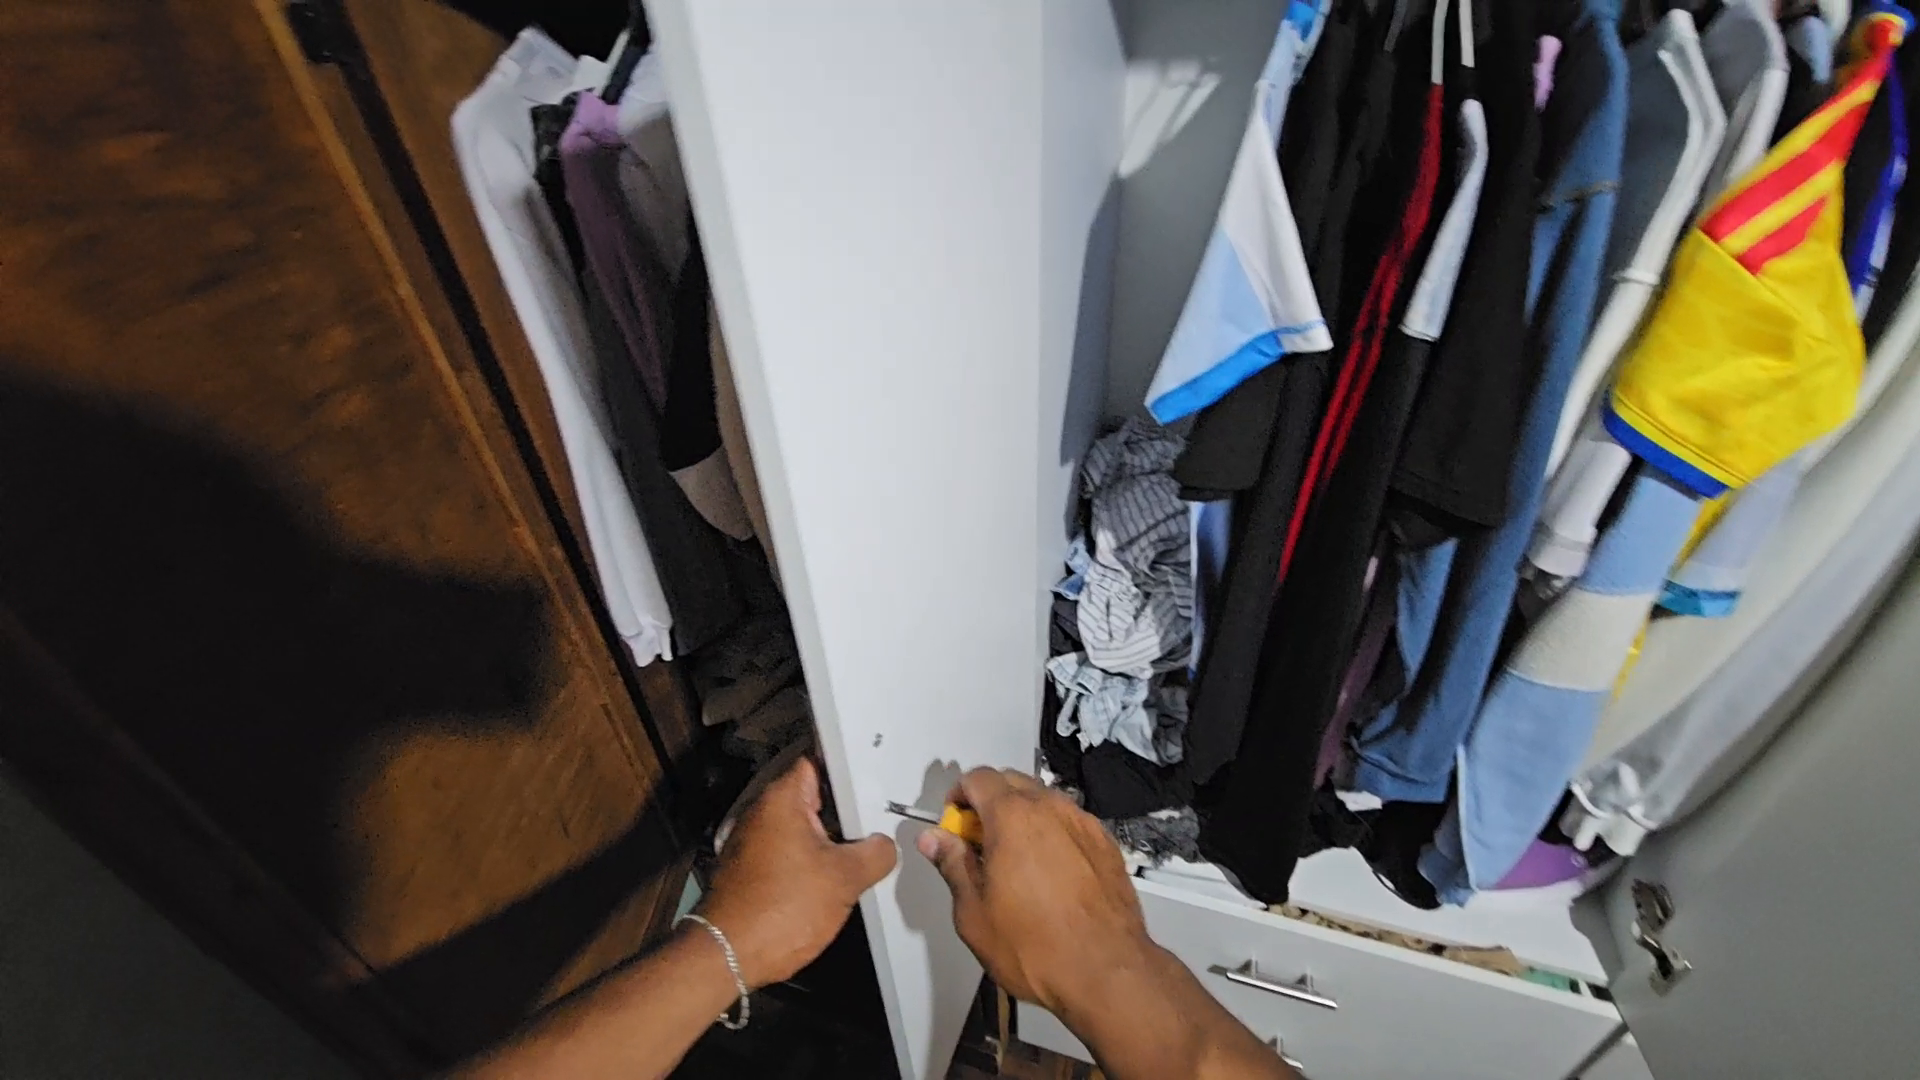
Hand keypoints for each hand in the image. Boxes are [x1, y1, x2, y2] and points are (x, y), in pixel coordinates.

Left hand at [699, 757, 896, 987]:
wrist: (726, 957)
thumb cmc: (781, 908)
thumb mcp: (844, 879)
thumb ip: (875, 854)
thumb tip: (884, 847)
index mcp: (782, 798)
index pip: (818, 760)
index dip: (847, 767)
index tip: (871, 777)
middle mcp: (762, 811)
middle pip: (811, 795)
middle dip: (842, 809)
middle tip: (872, 820)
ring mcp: (752, 840)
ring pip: (800, 825)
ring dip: (826, 838)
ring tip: (855, 852)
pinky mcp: (748, 867)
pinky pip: (787, 849)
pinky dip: (807, 859)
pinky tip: (828, 879)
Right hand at [916, 768, 1156, 1016]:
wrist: (1107, 971)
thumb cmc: (1034, 945)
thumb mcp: (974, 913)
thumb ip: (952, 864)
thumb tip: (932, 838)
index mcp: (1012, 815)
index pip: (977, 777)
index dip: (959, 796)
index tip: (955, 827)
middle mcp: (1049, 806)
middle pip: (1011, 781)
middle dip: (990, 802)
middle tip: (980, 844)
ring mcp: (1082, 820)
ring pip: (1043, 799)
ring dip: (1023, 816)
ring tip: (1017, 861)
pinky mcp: (1105, 840)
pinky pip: (1070, 821)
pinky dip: (1053, 832)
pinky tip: (1052, 872)